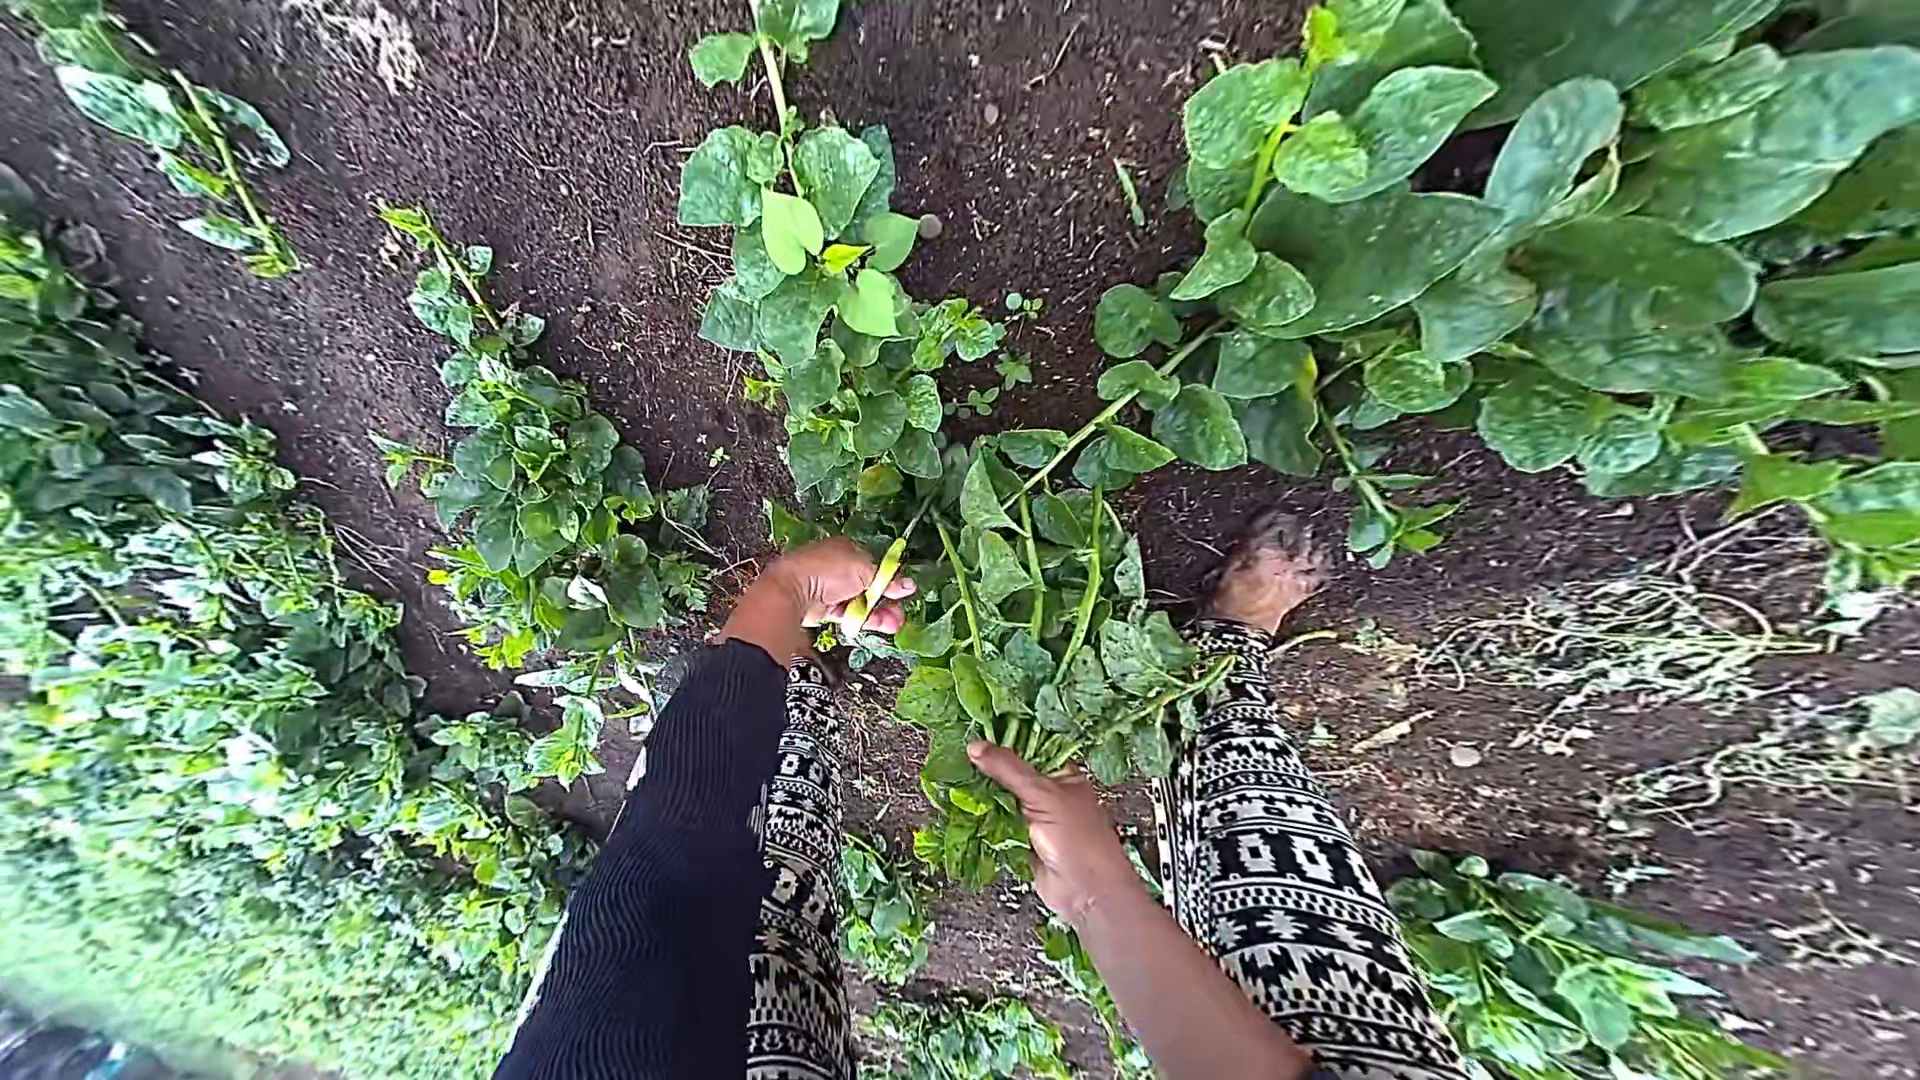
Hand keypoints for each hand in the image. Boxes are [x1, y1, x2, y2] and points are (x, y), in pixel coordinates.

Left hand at [769, 536, 916, 630]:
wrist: (793, 590)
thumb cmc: (828, 570)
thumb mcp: (865, 571)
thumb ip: (888, 580)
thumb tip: (909, 585)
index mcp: (848, 549)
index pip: (875, 565)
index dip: (890, 580)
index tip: (902, 593)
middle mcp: (839, 567)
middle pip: (869, 586)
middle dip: (886, 601)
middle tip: (898, 614)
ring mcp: (830, 588)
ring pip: (859, 602)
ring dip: (877, 614)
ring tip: (892, 625)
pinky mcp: (823, 607)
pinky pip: (846, 613)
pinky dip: (859, 619)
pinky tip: (871, 625)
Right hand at [968, 742, 1145, 926]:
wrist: (1086, 894)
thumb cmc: (1076, 837)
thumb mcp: (1043, 794)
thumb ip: (1008, 769)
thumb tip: (976, 745)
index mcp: (1059, 772)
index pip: (1027, 745)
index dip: (1002, 738)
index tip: (973, 728)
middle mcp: (1045, 790)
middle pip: (1009, 772)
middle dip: (985, 767)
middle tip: (955, 752)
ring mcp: (1031, 815)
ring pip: (999, 797)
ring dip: (979, 792)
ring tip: (950, 775)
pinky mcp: (1019, 838)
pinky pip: (994, 822)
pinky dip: (979, 817)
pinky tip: (956, 804)